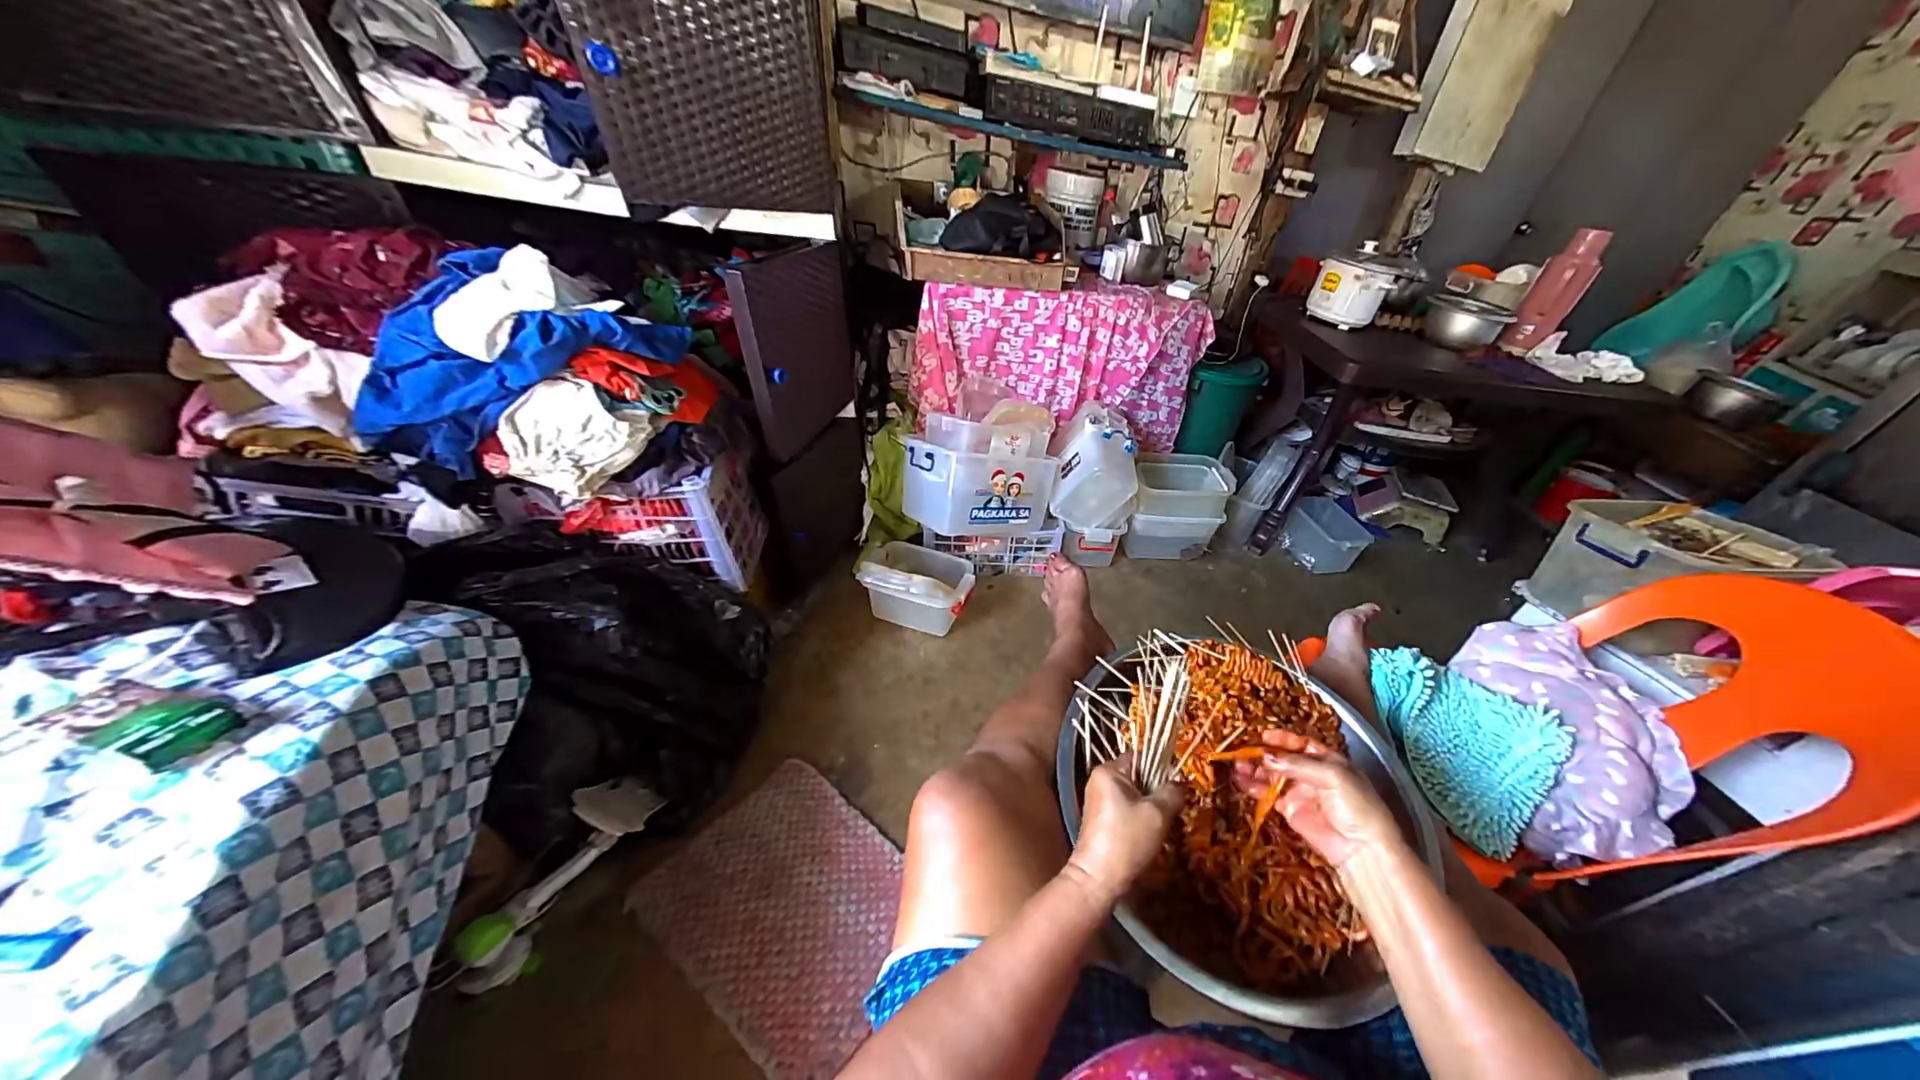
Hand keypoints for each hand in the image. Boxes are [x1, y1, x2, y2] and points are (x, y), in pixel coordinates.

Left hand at [1069, 755, 1183, 903]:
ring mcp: (1098, 800)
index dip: (1161, 767)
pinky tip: (1151, 833)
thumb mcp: (1157, 813)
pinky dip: (1140, 817)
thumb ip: (1172, 792)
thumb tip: (1181, 782)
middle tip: (1174, 807)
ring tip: (1164, 822)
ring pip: (1134, 794)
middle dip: (1157, 790)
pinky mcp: (1101, 818)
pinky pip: (1126, 808)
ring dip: (1151, 806)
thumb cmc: (1127, 839)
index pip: (1140, 757)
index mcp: (1108, 771)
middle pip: (1137, 776)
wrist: (1099, 877)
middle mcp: (1099, 780)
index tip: (1176, 785)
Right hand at [1236, 730, 1400, 867]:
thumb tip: (1264, 755)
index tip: (1263, 736)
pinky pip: (1268, 795)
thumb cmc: (1356, 805)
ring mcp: (1299, 792)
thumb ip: (1296, 764)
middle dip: (1262, 755)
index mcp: (1327, 760)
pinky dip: (1254, 788)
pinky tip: (1241, 782)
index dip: (1282, 739)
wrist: (1361, 849)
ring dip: (1254, 770)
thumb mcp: (1332, 776)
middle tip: (1242, 753)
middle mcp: (1311, 773)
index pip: (1300, 744)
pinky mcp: (1290, 810)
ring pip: (1271, 776)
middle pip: (1281, 759)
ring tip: (1237, 767)